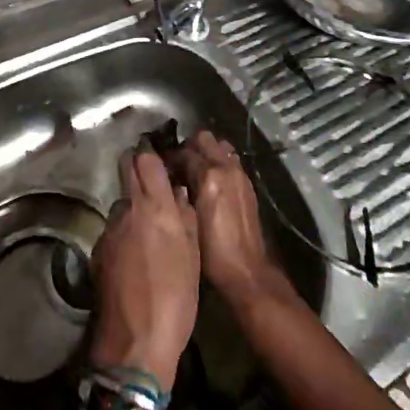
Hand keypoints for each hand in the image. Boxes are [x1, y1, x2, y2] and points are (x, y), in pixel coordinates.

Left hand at [87, 148, 199, 390]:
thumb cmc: (176, 298)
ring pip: (122, 205)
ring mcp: (109, 230)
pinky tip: (136, 259)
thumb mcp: (193, 256)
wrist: (136, 341)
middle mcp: (128, 210)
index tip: (159, 155)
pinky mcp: (98, 250)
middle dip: (137, 167)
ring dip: (134, 210)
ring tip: (150, 235)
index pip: (145, 158)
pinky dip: (124, 235)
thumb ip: (186, 218)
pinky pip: (114, 231)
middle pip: (126, 169)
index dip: (150, 152)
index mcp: (155, 207)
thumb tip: (179, 194)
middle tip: (153, 183)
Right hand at [179, 130, 284, 307]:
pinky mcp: (248, 185)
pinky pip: (231, 161)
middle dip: (190, 147)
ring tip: (195, 171)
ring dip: (207, 153)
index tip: (161, 165)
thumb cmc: (212, 250)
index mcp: (209, 175)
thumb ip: (181, 190)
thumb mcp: (189, 219)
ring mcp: (240, 175)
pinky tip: (211, 183)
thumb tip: (171, 176)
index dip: (170, 157)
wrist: (247, 270)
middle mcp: (226, 168)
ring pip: (220, 147)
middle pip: (205, 139)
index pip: (185, 152)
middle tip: (178, 164)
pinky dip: (220, 163)